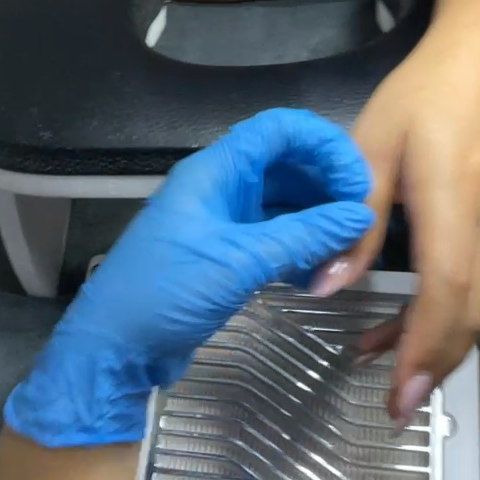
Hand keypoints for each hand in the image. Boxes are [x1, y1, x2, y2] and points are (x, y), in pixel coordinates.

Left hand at [6, 109, 375, 447]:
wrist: (115, 349)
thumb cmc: (165, 293)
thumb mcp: (238, 261)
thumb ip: (302, 236)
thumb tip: (360, 215)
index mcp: (215, 172)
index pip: (280, 130)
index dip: (325, 145)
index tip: (361, 181)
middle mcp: (221, 190)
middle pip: (288, 168)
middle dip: (328, 191)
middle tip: (364, 225)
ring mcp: (222, 225)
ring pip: (284, 209)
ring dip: (317, 228)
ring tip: (347, 258)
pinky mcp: (225, 259)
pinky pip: (273, 243)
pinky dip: (299, 254)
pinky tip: (320, 278)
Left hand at [330, 45, 479, 422]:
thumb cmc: (422, 96)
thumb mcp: (372, 150)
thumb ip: (355, 223)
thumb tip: (329, 288)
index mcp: (455, 205)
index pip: (445, 297)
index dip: (421, 352)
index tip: (400, 399)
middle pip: (471, 316)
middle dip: (434, 366)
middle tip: (396, 405)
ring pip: (479, 305)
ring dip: (437, 343)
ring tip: (385, 363)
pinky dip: (449, 315)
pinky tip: (408, 317)